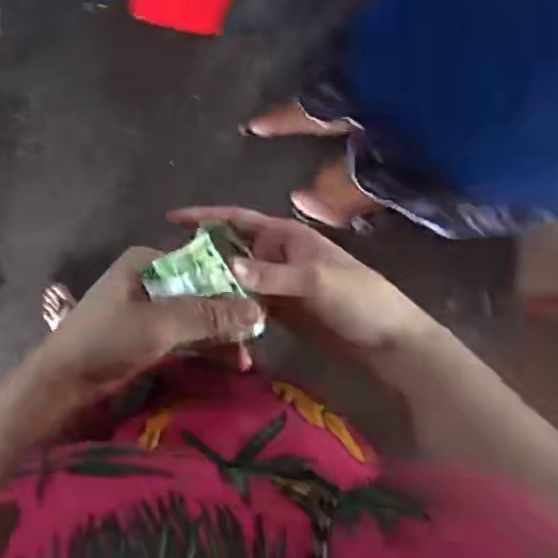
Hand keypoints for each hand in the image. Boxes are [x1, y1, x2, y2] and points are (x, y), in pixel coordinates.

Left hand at [30, 246, 263, 393]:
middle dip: (227, 317)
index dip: (229, 287)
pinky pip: (182, 334)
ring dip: (218, 336)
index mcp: (144, 263)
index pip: (198, 266)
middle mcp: (146, 279)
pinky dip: (202, 346)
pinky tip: (229, 364)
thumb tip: (256, 308)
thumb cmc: (107, 340)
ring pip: (192, 316)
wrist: (64, 378)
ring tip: (246, 361)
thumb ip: (207, 315)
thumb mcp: (160, 325)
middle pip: (198, 293)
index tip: (261, 312)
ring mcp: (145, 307)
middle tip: (257, 342)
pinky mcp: (145, 333)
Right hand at [168, 207, 439, 352]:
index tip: (170, 218)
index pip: (236, 219)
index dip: (204, 216)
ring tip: (178, 291)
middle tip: (167, 266)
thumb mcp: (316, 282)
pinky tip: (205, 313)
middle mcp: (274, 254)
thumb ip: (271, 274)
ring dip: (210, 281)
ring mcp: (274, 282)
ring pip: (232, 276)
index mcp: (284, 236)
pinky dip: (225, 303)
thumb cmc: (359, 299)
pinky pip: (242, 300)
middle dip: (200, 253)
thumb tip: (226, 265)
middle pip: (228, 247)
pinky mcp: (276, 307)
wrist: (391, 342)